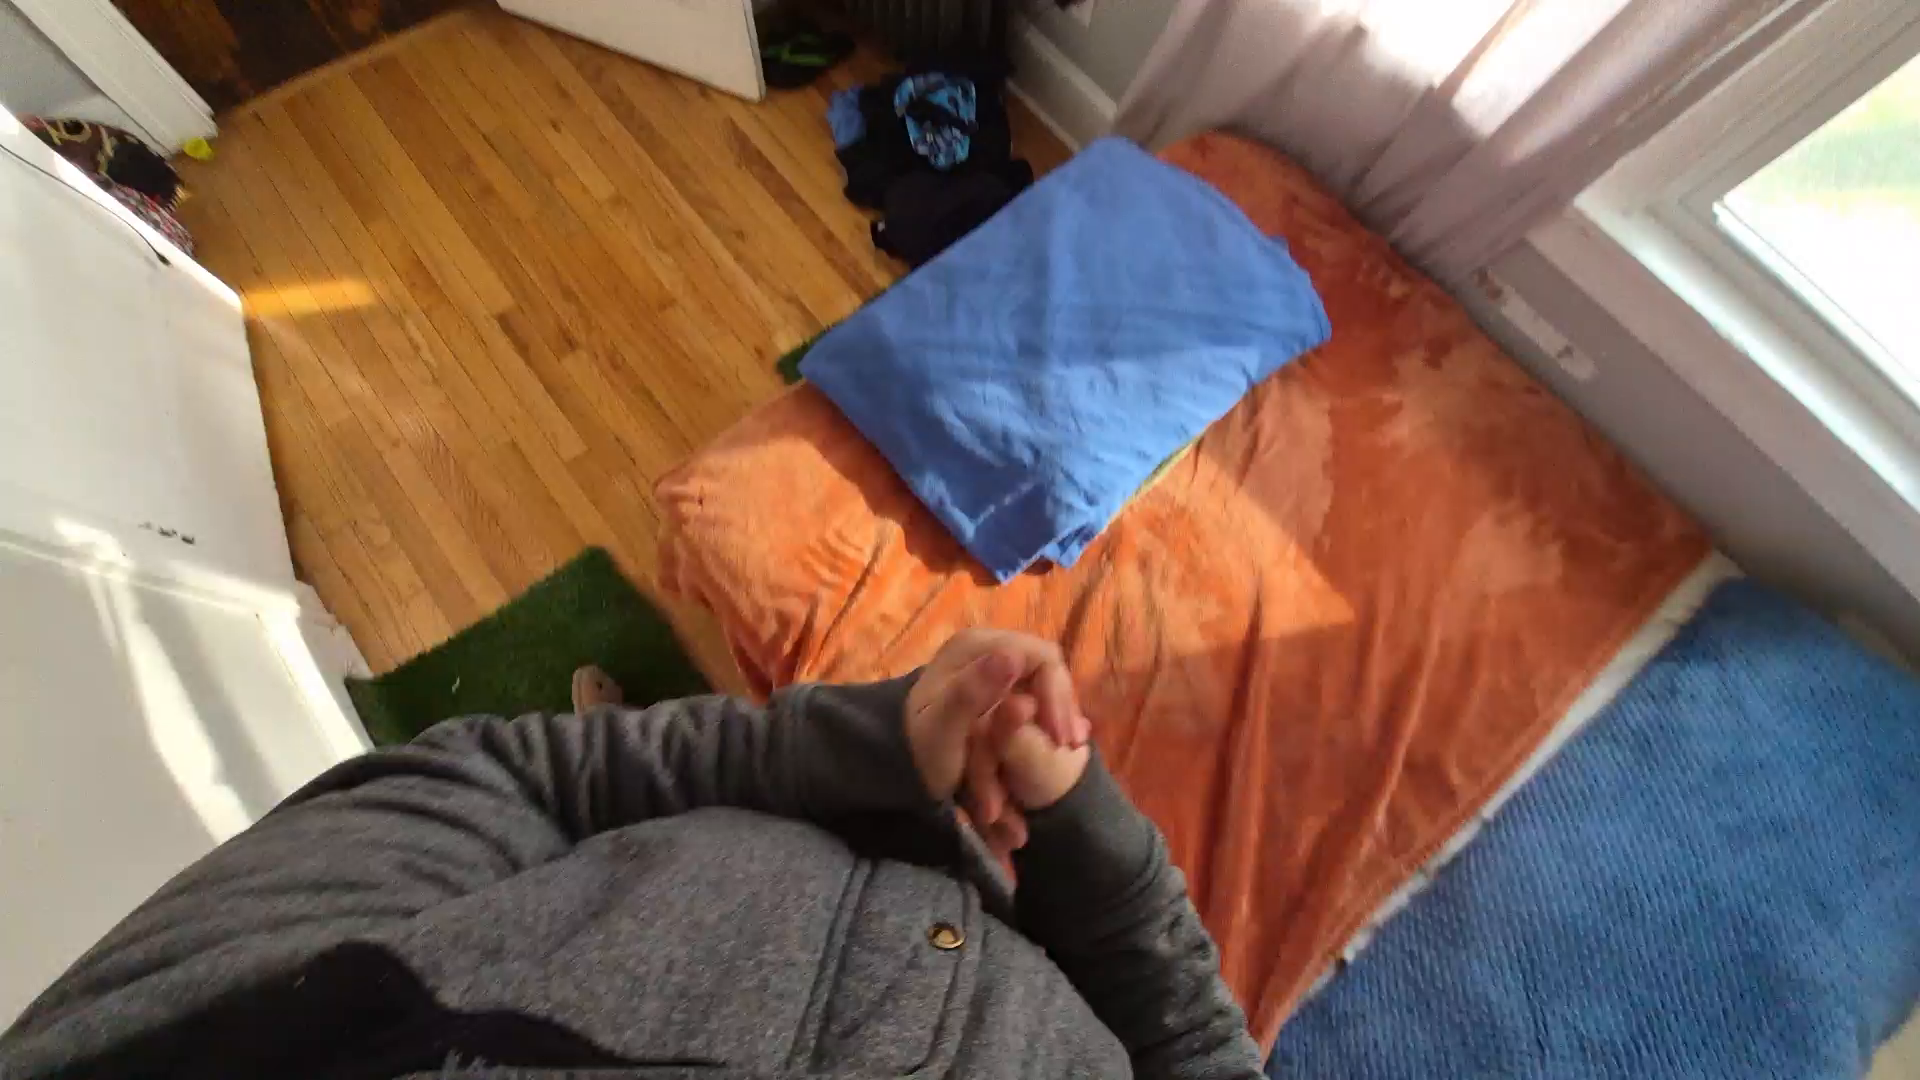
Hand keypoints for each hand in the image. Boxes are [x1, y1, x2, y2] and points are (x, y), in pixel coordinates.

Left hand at [905, 629, 1092, 855]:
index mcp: (976, 646)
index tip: (1061, 738)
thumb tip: (1012, 657)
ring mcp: (992, 664)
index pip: (1042, 657)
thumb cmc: (919, 746)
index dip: (1059, 695)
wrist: (893, 759)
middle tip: (1070, 746)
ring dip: (1057, 713)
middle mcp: (987, 647)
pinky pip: (1034, 691)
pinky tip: (1054, 742)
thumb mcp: (943, 726)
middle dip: (1062, 706)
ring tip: (1067, 748)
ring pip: (1043, 680)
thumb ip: (974, 692)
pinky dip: (1046, 716)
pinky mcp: (996, 683)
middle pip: (1046, 667)